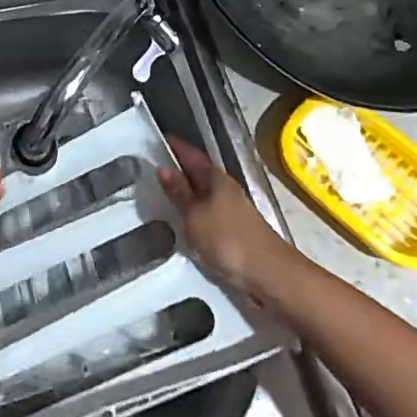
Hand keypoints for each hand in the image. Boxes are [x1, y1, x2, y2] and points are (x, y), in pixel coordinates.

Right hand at [159, 136, 301, 296]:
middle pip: (195, 172)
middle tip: (144, 165)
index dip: (172, 145)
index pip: (190, 154)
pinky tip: (175, 219)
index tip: (150, 139)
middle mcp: (224, 189)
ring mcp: (229, 210)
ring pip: (199, 193)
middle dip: (173, 168)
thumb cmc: (229, 240)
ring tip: (154, 191)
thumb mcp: (195, 215)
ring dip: (181, 191)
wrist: (272, 278)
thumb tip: (163, 168)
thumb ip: (179, 193)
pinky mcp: (231, 231)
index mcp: (215, 178)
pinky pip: (203, 213)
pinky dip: (189, 211)